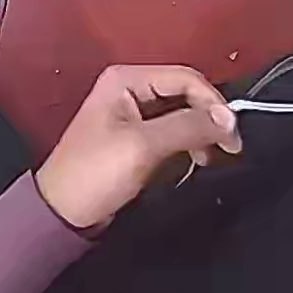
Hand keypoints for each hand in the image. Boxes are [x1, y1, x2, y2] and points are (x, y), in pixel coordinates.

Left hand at [36, 66, 241, 228]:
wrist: (61, 215)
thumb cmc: (94, 174)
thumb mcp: (143, 146)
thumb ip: (188, 127)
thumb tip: (229, 118)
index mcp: (126, 79)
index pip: (185, 78)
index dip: (213, 103)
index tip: (232, 134)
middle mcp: (130, 88)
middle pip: (185, 92)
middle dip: (208, 117)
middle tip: (228, 147)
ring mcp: (132, 111)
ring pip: (182, 112)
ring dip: (200, 131)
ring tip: (210, 156)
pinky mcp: (136, 135)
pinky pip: (172, 129)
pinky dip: (188, 142)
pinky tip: (195, 159)